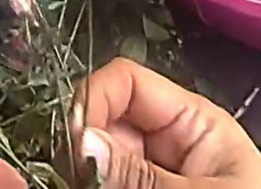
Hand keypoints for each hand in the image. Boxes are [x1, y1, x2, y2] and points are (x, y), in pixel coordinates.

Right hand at [71, 59, 260, 188]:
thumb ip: (143, 175)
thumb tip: (80, 138)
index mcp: (192, 123)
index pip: (128, 81)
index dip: (94, 98)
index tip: (71, 139)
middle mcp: (166, 145)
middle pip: (108, 124)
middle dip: (84, 148)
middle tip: (68, 177)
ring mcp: (155, 177)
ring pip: (104, 162)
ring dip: (86, 174)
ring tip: (72, 181)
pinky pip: (112, 185)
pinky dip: (92, 184)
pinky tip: (83, 185)